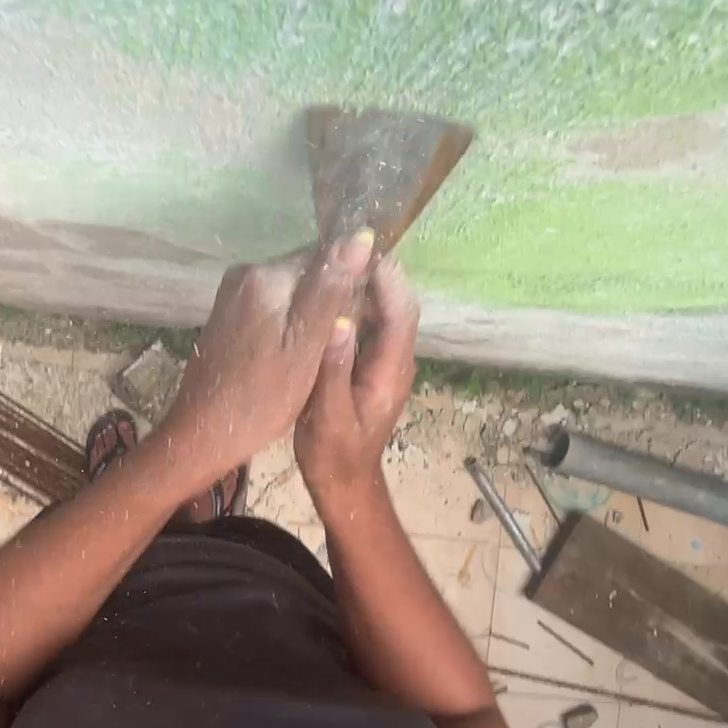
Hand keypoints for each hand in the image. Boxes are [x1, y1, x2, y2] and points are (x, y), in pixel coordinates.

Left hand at [157, 232, 374, 483]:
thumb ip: (331, 290)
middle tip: (339, 342)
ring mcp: (233, 294)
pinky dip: (289, 325)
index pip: (324, 256)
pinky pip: (272, 307)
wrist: (204, 432)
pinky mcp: (228, 314)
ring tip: (321, 351)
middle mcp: (245, 273)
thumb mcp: (306, 347)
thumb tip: (360, 236)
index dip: (349, 283)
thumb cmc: (261, 398)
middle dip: (328, 300)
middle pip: (305, 272)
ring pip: (291, 292)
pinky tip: (296, 353)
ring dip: (310, 315)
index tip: (362, 317)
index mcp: (266, 276)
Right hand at [296, 253, 419, 499]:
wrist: (343, 481)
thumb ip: (334, 370)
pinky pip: (368, 323)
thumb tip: (340, 321)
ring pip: (382, 310)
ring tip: (330, 260)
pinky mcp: (369, 363)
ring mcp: (384, 360)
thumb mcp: (328, 417)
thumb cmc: (334, 453)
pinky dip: (353, 303)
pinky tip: (327, 294)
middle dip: (373, 272)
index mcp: (391, 369)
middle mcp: (395, 359)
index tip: (358, 247)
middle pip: (395, 303)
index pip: (401, 310)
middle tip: (338, 246)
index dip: (385, 276)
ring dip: (362, 284)